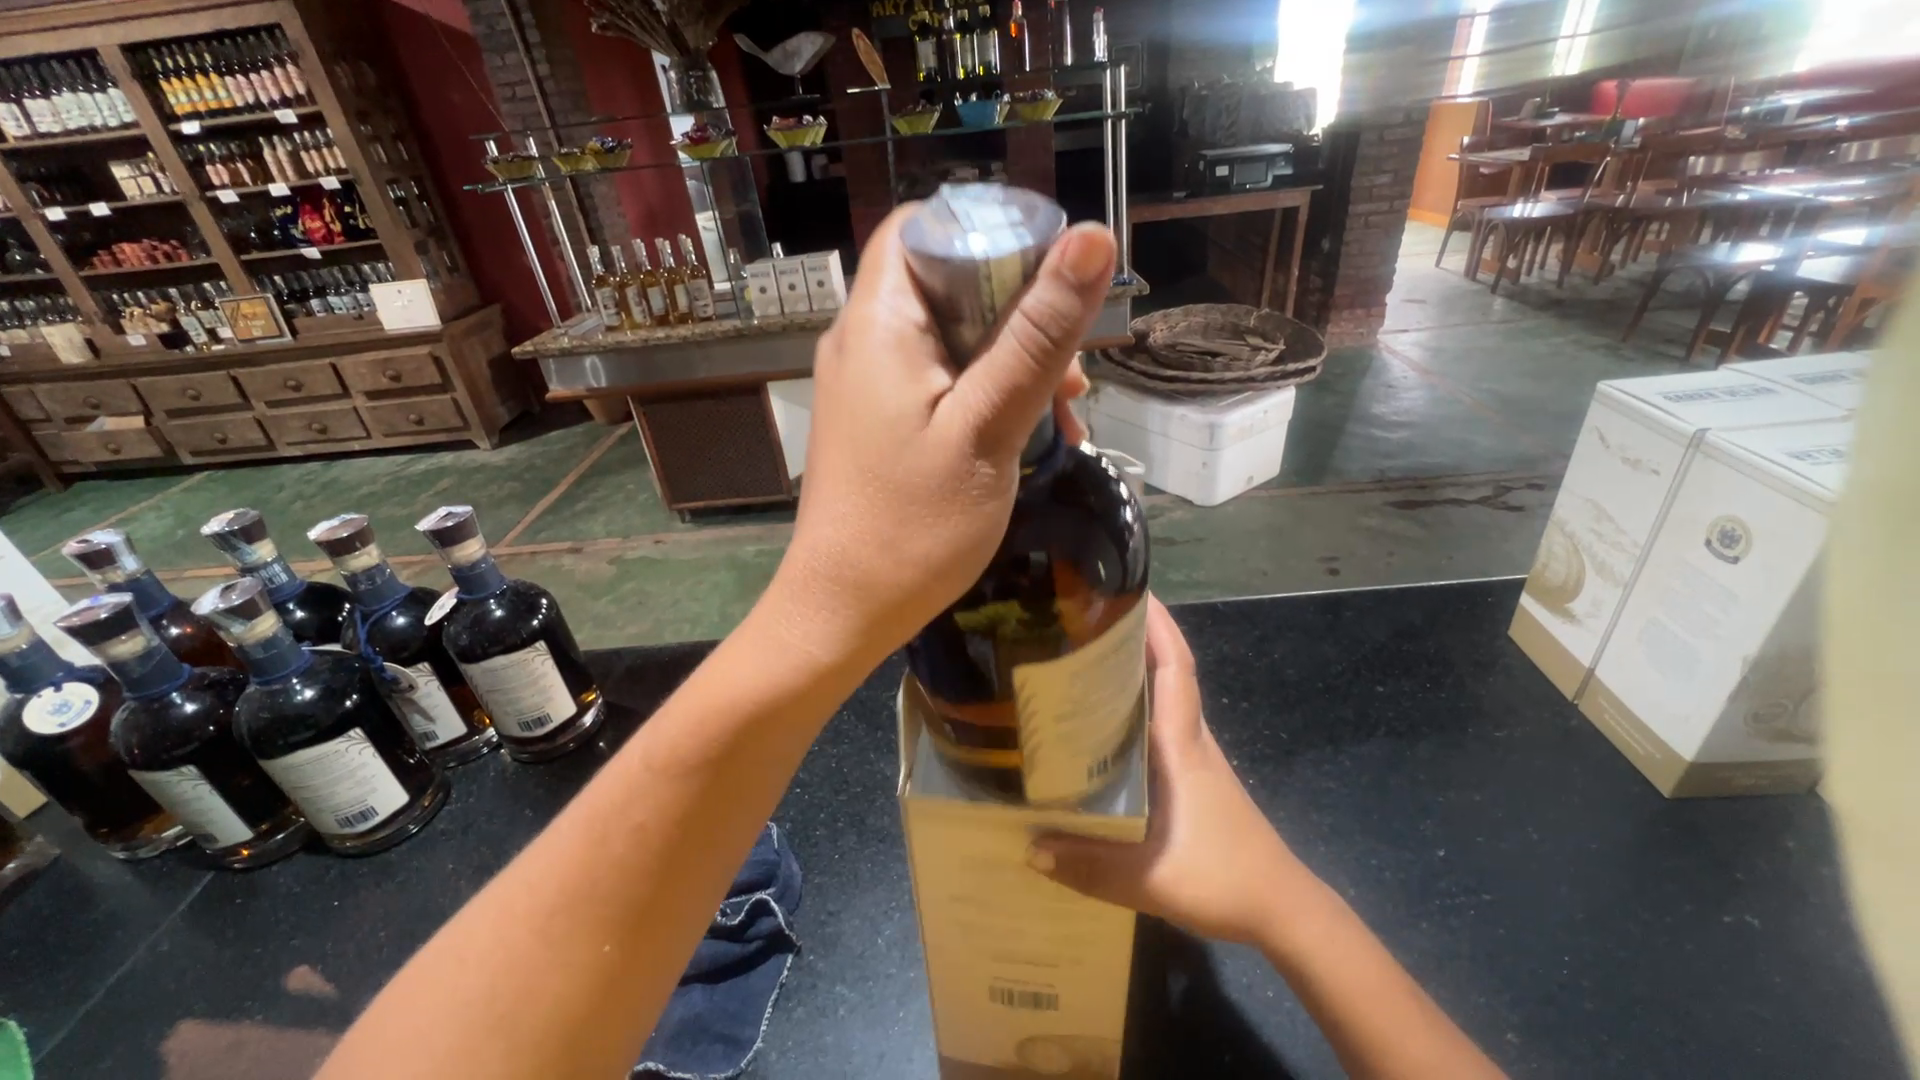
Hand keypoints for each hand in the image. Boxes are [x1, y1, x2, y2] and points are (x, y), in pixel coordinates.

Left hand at [771, 203, 1115, 662]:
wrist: (844, 611)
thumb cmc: (914, 525)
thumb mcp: (989, 427)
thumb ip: (1038, 335)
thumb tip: (1091, 238)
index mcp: (881, 322)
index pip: (926, 227)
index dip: (991, 234)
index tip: (1052, 277)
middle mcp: (864, 340)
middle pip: (946, 282)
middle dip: (1020, 311)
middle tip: (1072, 366)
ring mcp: (868, 385)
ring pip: (951, 337)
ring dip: (1013, 360)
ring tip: (1066, 413)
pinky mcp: (877, 422)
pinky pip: (939, 381)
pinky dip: (987, 393)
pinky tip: (1030, 436)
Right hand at [1028, 595, 1322, 945]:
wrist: (1280, 908)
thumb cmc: (1221, 877)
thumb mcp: (1147, 878)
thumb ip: (1086, 864)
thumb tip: (1026, 846)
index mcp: (1182, 746)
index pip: (1176, 668)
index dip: (1158, 625)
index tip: (1130, 589)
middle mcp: (1188, 742)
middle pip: (1165, 673)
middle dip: (1131, 639)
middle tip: (1077, 622)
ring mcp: (1193, 761)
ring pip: (1161, 702)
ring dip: (1130, 675)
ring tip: (1075, 663)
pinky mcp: (1191, 781)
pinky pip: (1157, 731)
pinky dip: (1131, 714)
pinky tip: (1096, 731)